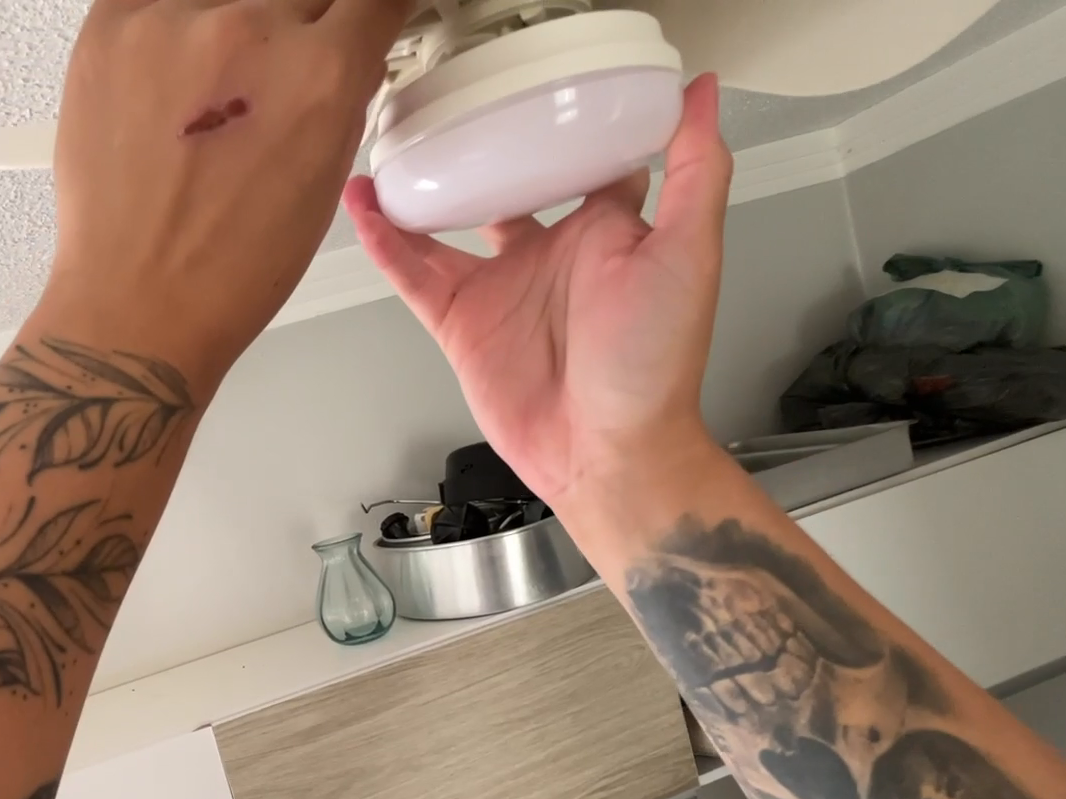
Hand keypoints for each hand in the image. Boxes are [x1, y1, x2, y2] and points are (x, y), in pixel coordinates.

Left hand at [48, 0, 412, 366]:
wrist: (138, 304)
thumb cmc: (225, 276)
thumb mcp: (320, 191)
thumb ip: (341, 103)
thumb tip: (347, 56)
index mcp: (319, 78)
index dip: (369, 14)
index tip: (358, 20)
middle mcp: (248, 35)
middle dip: (297, 39)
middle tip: (270, 94)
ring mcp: (172, 23)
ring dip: (230, 42)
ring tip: (208, 108)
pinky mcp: (111, 28)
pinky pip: (157, 2)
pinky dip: (170, 35)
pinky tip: (167, 93)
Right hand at [343, 75, 734, 504]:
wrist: (602, 446)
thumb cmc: (651, 366)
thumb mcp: (687, 254)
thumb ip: (693, 171)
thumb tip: (698, 95)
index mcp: (601, 233)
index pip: (578, 163)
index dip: (562, 125)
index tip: (544, 86)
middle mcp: (545, 256)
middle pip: (503, 188)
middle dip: (480, 152)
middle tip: (452, 111)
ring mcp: (497, 290)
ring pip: (445, 228)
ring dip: (417, 193)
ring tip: (392, 151)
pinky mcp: (459, 323)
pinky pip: (414, 275)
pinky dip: (387, 244)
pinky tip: (367, 209)